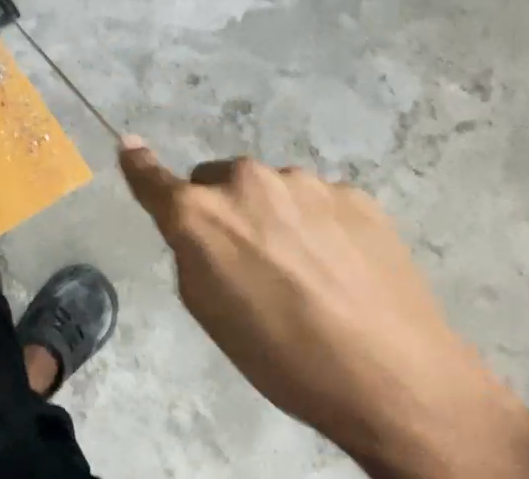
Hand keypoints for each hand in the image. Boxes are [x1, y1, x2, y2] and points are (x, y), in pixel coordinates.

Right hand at [119, 137, 528, 477]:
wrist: (399, 382)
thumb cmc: (284, 357)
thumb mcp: (209, 310)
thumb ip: (191, 251)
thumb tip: (194, 221)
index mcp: (199, 213)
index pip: (152, 177)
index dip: (137, 162)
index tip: (129, 145)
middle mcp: (246, 183)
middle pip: (220, 181)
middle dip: (227, 209)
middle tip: (253, 260)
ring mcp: (305, 184)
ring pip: (273, 190)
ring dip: (277, 215)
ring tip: (310, 272)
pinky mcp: (356, 196)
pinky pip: (320, 202)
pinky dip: (321, 225)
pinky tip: (345, 268)